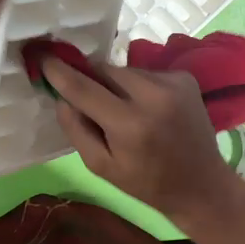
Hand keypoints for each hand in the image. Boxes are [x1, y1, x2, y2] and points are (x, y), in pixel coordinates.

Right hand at [45, 60, 244, 230]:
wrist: (202, 185)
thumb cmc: (146, 182)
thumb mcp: (100, 166)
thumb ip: (75, 129)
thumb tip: (61, 97)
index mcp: (130, 125)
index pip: (83, 88)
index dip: (59, 72)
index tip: (42, 58)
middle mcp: (152, 97)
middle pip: (103, 71)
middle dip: (90, 81)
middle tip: (89, 100)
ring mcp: (172, 83)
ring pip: (123, 70)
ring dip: (114, 83)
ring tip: (123, 108)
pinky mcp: (184, 78)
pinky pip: (144, 72)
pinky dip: (136, 84)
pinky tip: (146, 107)